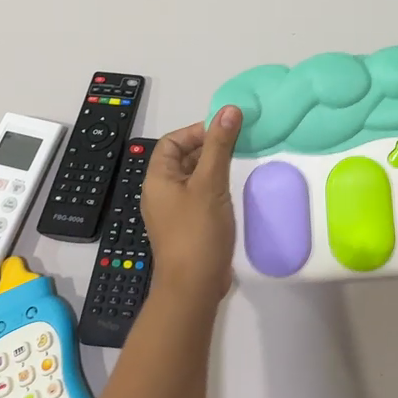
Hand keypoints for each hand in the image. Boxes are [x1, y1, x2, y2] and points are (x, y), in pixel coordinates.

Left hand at [141, 105, 242, 307]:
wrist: (194, 288)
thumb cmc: (197, 231)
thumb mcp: (210, 183)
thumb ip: (220, 145)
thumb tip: (229, 109)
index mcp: (158, 179)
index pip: (173, 141)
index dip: (197, 132)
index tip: (224, 132)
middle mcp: (161, 193)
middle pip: (183, 158)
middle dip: (209, 149)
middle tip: (238, 146)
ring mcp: (174, 212)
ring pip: (194, 179)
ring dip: (215, 169)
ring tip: (240, 166)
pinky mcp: (188, 227)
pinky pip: (200, 198)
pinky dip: (216, 190)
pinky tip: (234, 192)